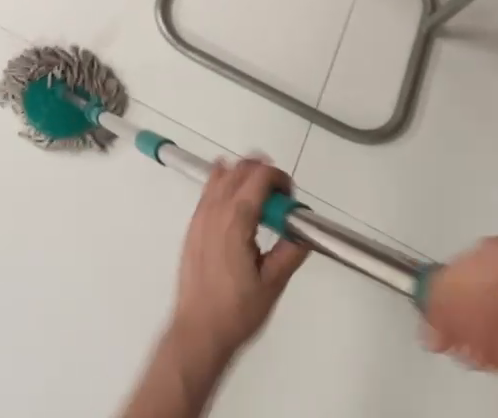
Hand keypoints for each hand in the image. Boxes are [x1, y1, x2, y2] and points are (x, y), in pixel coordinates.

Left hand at [166, 157, 310, 365]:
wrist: (199, 329)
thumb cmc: (237, 310)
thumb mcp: (273, 283)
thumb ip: (291, 251)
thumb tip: (304, 231)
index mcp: (235, 220)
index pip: (259, 177)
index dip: (280, 179)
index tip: (291, 200)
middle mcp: (213, 210)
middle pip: (239, 169)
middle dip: (264, 174)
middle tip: (280, 200)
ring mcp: (199, 215)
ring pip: (221, 174)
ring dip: (243, 176)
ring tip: (262, 201)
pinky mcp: (192, 225)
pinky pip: (208, 190)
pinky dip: (225, 185)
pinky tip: (238, 208)